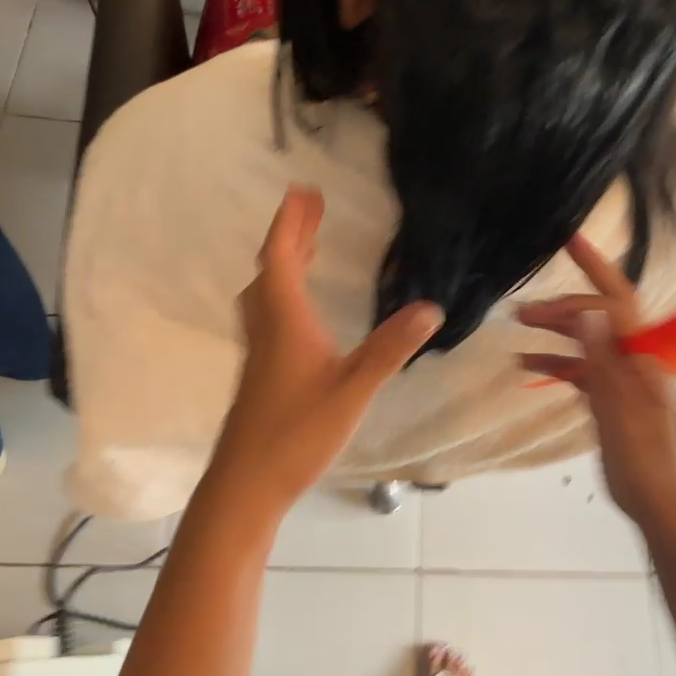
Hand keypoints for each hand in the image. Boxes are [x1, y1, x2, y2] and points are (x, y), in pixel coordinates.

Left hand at [203, 186, 443, 506]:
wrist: (245, 485)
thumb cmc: (297, 434)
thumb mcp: (352, 391)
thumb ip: (389, 349)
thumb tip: (431, 308)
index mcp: (285, 323)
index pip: (282, 258)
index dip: (292, 222)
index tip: (304, 189)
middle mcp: (266, 330)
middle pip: (270, 270)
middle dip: (290, 234)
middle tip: (311, 209)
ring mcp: (258, 354)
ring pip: (264, 295)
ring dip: (283, 264)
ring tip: (306, 249)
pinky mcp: (258, 376)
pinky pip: (267, 317)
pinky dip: (282, 295)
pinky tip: (299, 315)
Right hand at [518, 236, 675, 523]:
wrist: (654, 499)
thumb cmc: (640, 456)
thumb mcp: (617, 406)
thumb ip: (601, 358)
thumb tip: (589, 313)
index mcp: (644, 353)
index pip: (615, 302)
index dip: (593, 269)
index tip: (566, 243)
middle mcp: (635, 356)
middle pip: (599, 316)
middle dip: (563, 304)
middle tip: (523, 303)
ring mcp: (623, 377)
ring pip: (587, 341)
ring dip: (554, 331)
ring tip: (518, 322)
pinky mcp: (611, 398)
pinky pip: (581, 369)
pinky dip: (556, 362)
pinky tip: (525, 360)